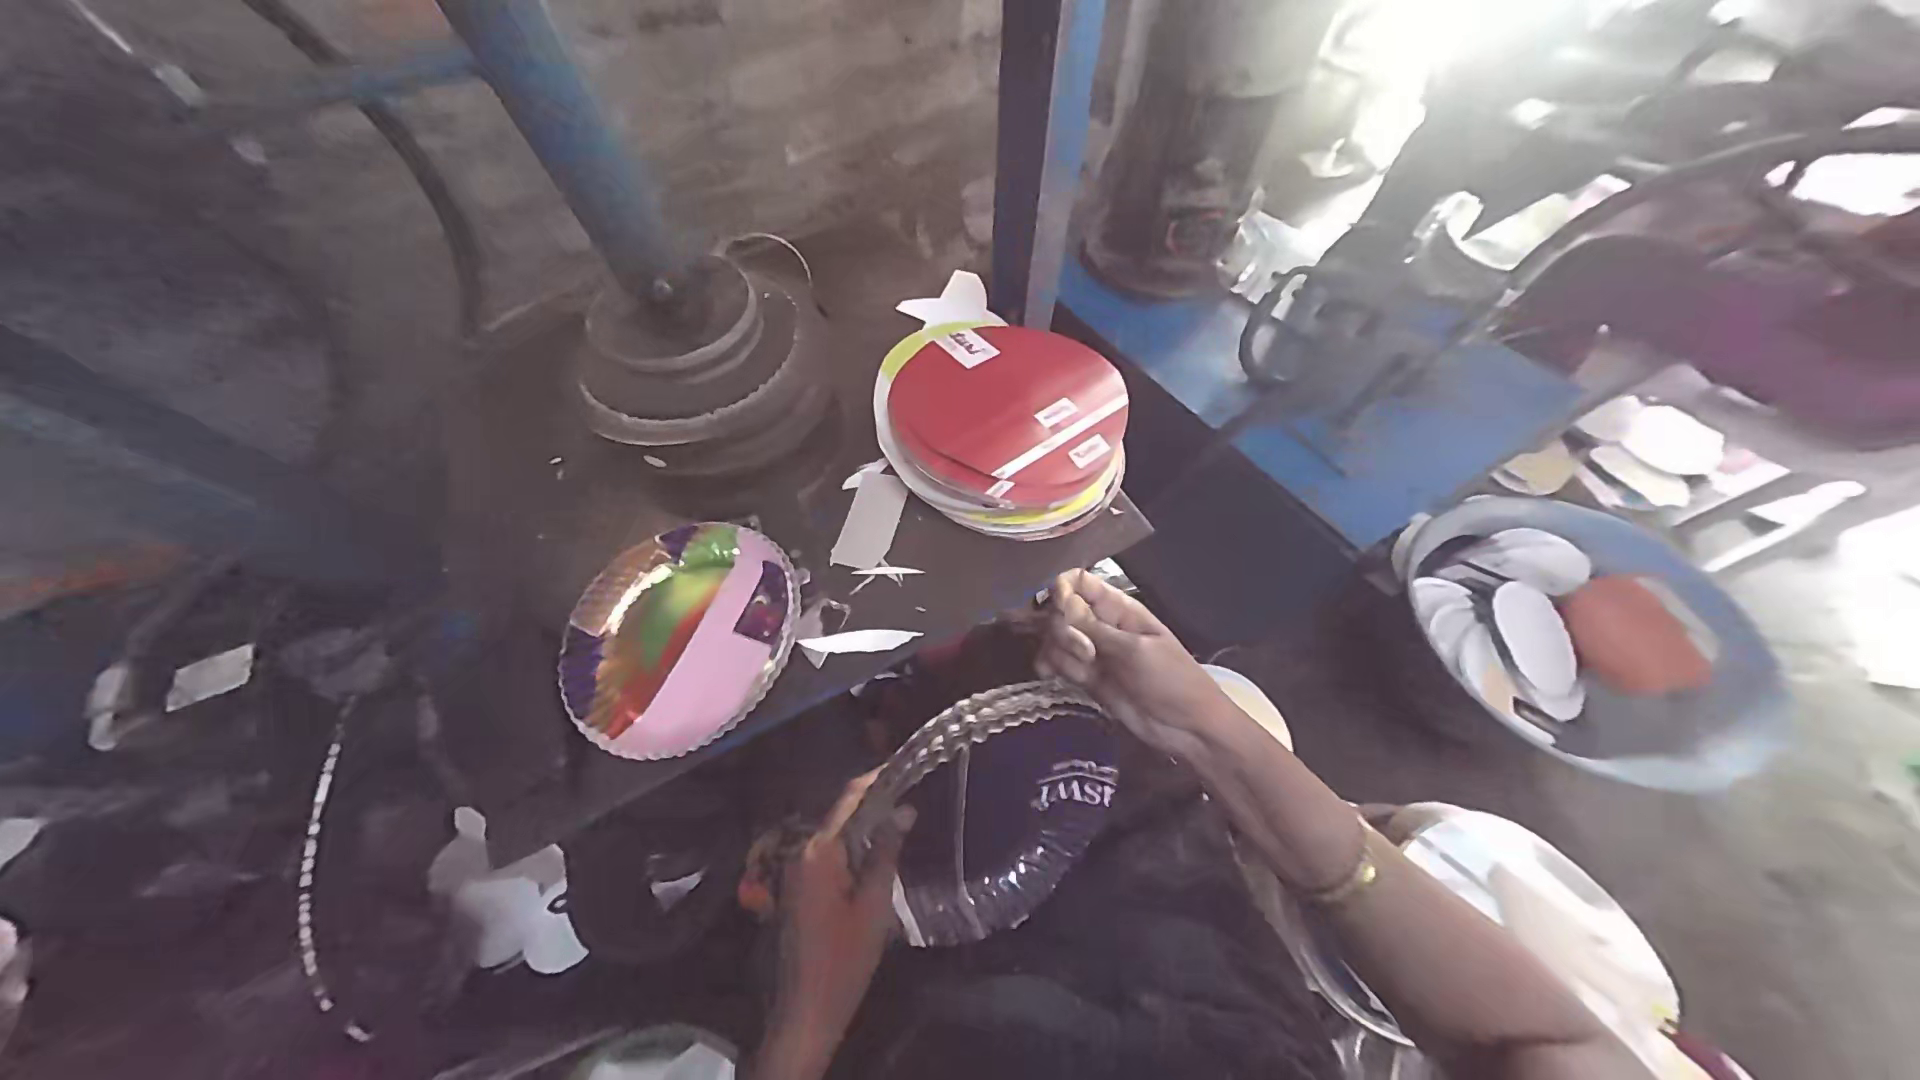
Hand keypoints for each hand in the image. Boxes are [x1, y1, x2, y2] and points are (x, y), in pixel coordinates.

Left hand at [759, 771, 914, 1077]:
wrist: (803, 1013)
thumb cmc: (843, 959)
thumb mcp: (874, 905)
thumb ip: (886, 851)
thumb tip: (904, 809)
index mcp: (820, 851)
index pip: (849, 798)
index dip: (876, 778)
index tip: (901, 764)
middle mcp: (801, 851)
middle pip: (840, 812)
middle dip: (872, 800)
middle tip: (906, 792)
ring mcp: (794, 869)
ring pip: (833, 832)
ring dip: (862, 823)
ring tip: (895, 816)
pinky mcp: (796, 886)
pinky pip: (826, 852)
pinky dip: (850, 844)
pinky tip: (873, 850)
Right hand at [1034, 569, 1230, 759]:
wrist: (1185, 728)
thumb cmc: (1171, 680)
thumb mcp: (1135, 650)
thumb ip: (1094, 627)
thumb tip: (1059, 601)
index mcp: (1118, 608)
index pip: (1078, 581)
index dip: (1062, 589)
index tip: (1061, 609)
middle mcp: (1100, 624)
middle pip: (1059, 610)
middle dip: (1062, 629)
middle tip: (1087, 653)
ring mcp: (1090, 651)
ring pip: (1054, 637)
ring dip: (1059, 651)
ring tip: (1083, 671)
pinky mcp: (1085, 676)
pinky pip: (1056, 661)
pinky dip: (1049, 665)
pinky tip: (1051, 675)